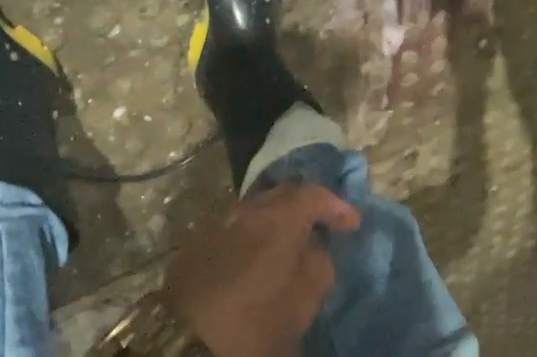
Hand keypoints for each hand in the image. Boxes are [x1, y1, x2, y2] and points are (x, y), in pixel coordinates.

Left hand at [166, 181, 360, 356]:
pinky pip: (231, 229)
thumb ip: (318, 265)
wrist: (184, 346)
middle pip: (282, 194)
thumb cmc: (254, 325)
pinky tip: (253, 258)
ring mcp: (216, 223)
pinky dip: (249, 236)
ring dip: (274, 221)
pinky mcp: (193, 244)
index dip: (336, 206)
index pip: (314, 194)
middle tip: (319, 227)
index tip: (352, 225)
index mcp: (278, 217)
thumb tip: (315, 246)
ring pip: (253, 210)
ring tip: (286, 244)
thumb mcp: (303, 303)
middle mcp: (246, 208)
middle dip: (304, 207)